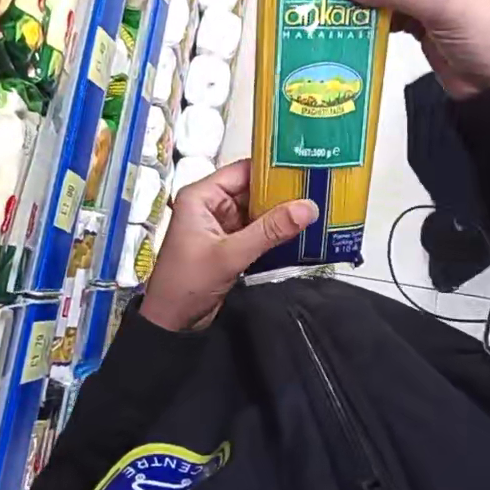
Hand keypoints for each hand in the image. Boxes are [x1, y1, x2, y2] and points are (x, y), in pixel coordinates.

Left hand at [140, 160, 318, 330]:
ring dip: (281, 213)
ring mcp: (221, 226)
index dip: (272, 167)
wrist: (172, 323)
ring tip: (313, 208)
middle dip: (282, 192)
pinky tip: (298, 231)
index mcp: (201, 197)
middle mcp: (211, 206)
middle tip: (316, 189)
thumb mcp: (230, 254)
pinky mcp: (230, 245)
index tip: (303, 165)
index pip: (242, 170)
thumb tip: (305, 208)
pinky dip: (275, 231)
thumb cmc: (184, 285)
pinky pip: (258, 230)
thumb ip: (269, 231)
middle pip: (254, 190)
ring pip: (258, 211)